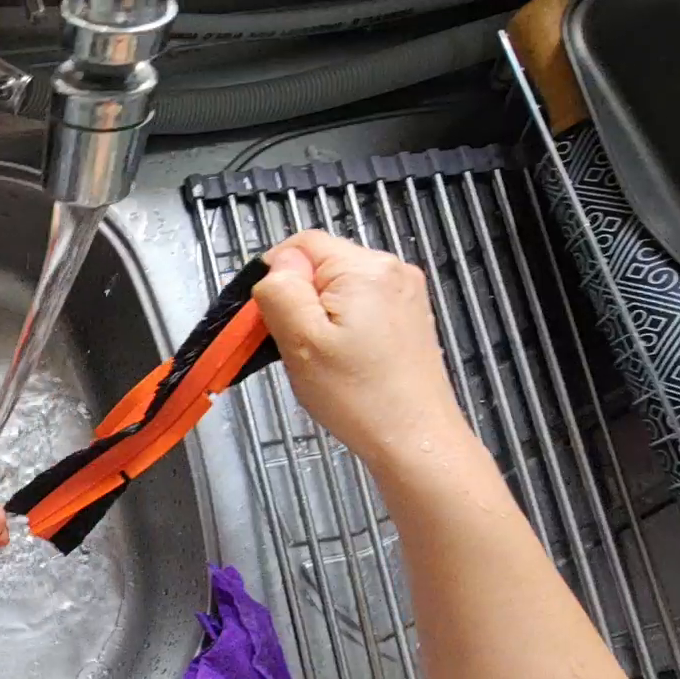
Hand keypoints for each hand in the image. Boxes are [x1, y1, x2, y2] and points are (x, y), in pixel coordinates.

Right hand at [251, 230, 472, 468]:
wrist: (412, 435)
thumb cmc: (356, 394)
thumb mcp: (301, 341)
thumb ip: (282, 292)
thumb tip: (275, 264)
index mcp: (363, 268)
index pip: (300, 244)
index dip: (273, 277)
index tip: (268, 321)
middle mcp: (390, 268)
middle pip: (318, 264)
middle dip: (293, 299)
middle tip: (289, 344)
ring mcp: (402, 291)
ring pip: (334, 287)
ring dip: (312, 315)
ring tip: (313, 355)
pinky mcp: (404, 314)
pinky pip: (355, 304)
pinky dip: (335, 325)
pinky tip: (336, 357)